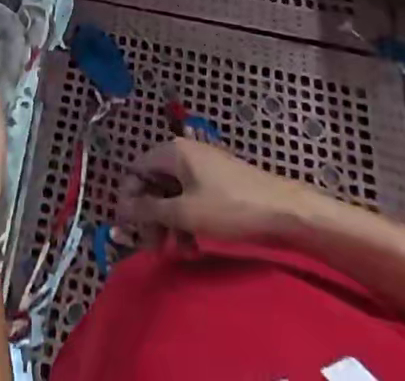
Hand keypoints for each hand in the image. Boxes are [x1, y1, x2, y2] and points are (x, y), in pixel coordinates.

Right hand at [119, 138, 327, 242]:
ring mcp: (203, 166)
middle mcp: (186, 152)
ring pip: (174, 194)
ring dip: (170, 223)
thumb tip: (121, 207)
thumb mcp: (185, 213)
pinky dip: (188, 220)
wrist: (283, 210)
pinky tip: (194, 247)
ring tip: (177, 252)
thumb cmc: (230, 208)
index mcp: (174, 152)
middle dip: (151, 216)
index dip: (129, 198)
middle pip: (155, 183)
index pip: (137, 169)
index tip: (129, 229)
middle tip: (153, 248)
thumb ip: (149, 209)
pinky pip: (191, 198)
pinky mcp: (218, 181)